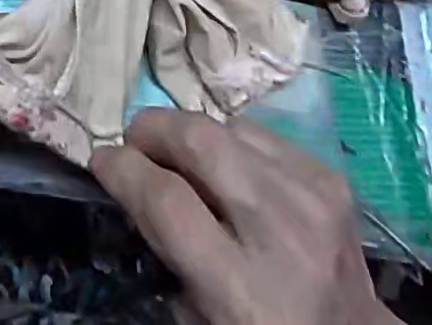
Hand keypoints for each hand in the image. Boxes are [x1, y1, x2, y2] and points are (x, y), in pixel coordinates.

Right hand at [91, 110, 397, 324]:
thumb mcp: (200, 316)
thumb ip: (164, 247)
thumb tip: (131, 180)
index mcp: (245, 291)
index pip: (167, 201)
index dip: (124, 169)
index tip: (101, 160)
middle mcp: (283, 233)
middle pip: (199, 140)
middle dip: (152, 129)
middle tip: (134, 144)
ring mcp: (313, 196)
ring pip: (225, 125)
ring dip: (189, 133)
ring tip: (178, 156)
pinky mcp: (329, 176)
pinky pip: (256, 132)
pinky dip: (228, 139)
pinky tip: (225, 165)